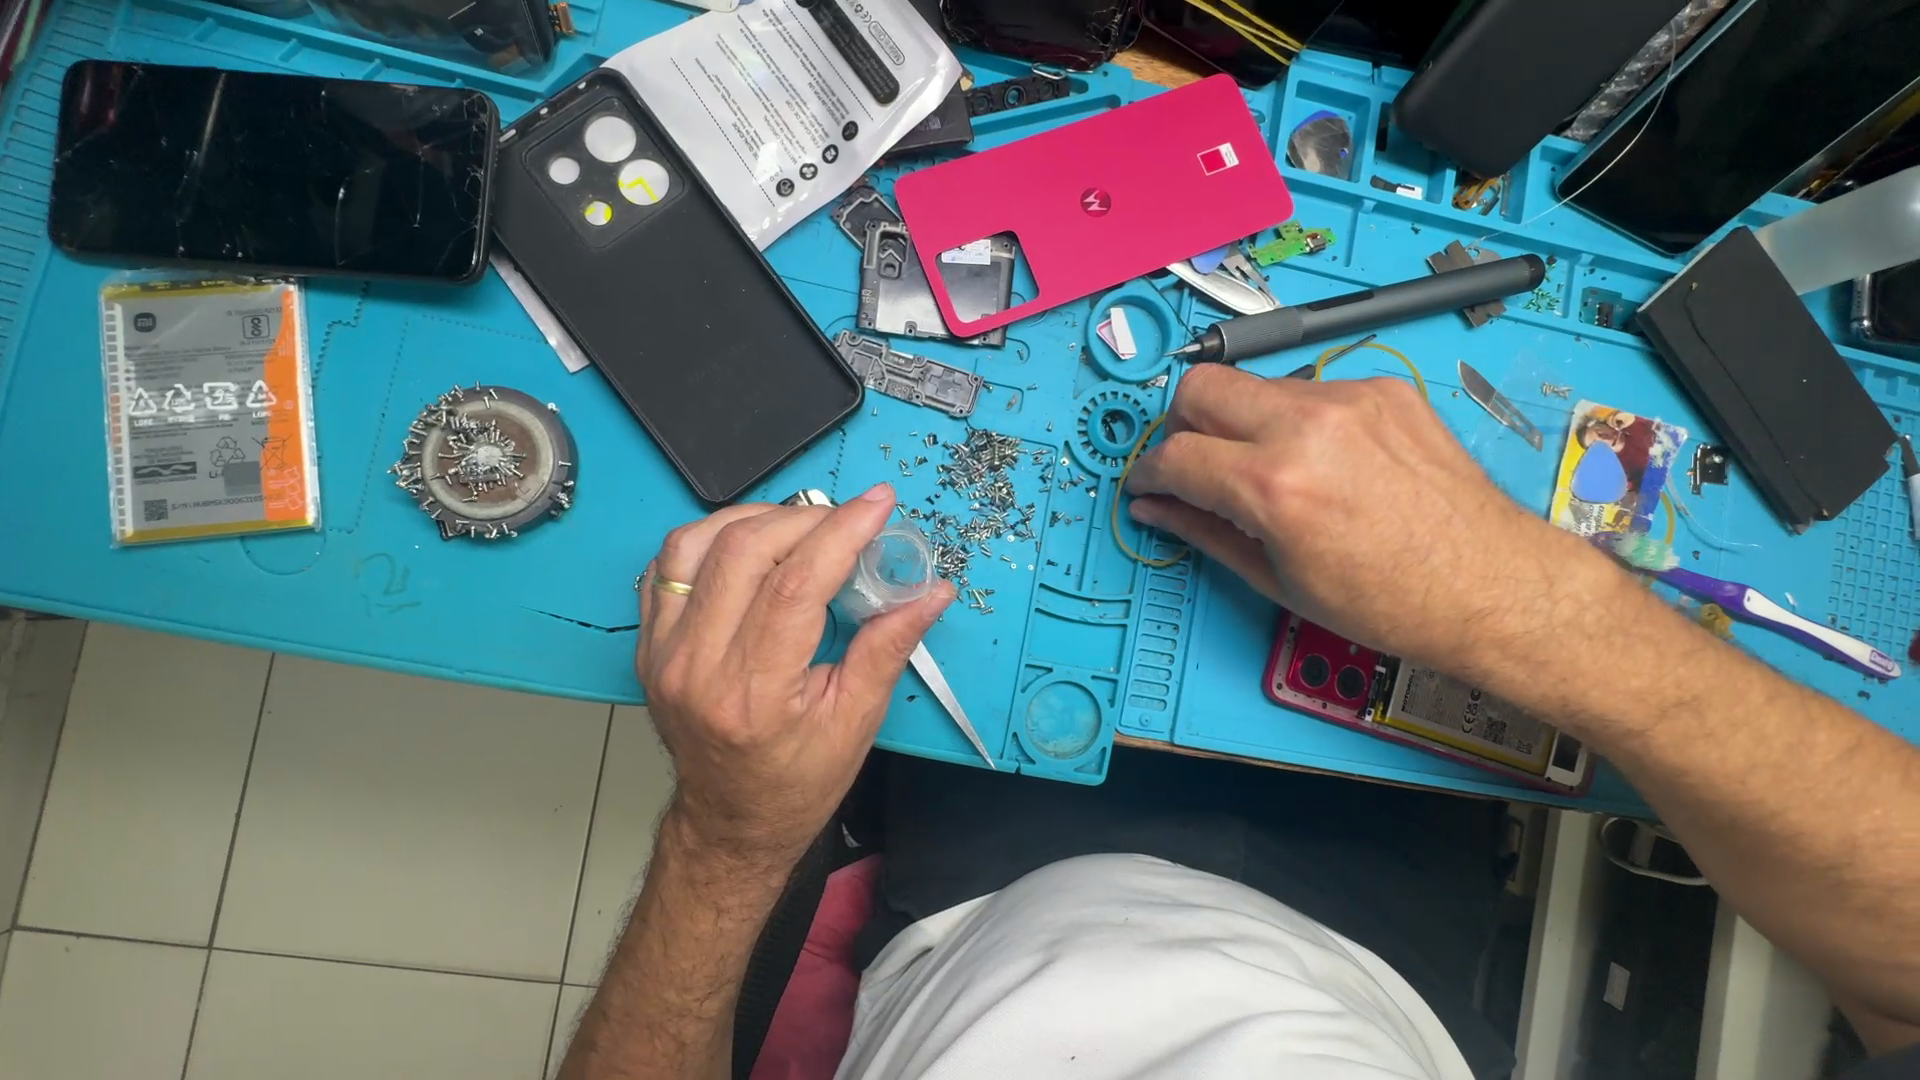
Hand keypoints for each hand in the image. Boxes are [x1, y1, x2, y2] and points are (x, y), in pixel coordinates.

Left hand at [636, 484, 951, 866]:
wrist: (730, 821)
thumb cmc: (799, 781)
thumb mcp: (857, 720)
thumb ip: (890, 646)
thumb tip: (933, 589)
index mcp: (753, 691)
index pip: (794, 584)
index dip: (842, 533)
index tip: (879, 504)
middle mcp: (694, 664)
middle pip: (744, 551)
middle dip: (807, 519)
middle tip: (849, 520)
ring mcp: (661, 651)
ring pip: (696, 543)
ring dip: (756, 519)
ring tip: (803, 527)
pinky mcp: (648, 643)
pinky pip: (669, 564)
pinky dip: (713, 537)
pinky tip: (752, 544)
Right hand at [1124, 364, 1578, 670]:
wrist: (1490, 586)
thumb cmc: (1388, 600)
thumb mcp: (1273, 578)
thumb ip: (1201, 531)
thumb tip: (1155, 509)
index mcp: (1274, 486)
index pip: (1173, 453)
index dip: (1147, 472)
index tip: (1149, 483)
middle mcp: (1308, 427)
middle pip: (1200, 386)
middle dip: (1181, 425)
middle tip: (1194, 463)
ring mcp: (1350, 399)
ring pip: (1253, 384)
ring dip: (1239, 421)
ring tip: (1263, 468)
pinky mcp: (1384, 389)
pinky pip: (1308, 388)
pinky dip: (1292, 419)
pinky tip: (1316, 459)